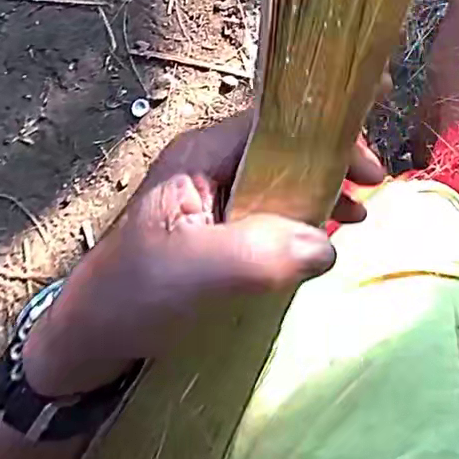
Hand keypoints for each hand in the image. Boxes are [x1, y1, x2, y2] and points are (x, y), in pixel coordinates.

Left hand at [19, 111, 383, 395]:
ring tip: (354, 216)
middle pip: (278, 146)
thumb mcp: (194, 273)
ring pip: (275, 176)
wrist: (91, 334)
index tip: (365, 170)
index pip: (272, 125)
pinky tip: (319, 238)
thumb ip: (257, 254)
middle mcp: (206, 163)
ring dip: (316, 190)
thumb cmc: (134, 295)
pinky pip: (265, 206)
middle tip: (367, 195)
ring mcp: (209, 192)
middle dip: (326, 163)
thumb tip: (326, 243)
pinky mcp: (212, 223)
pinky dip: (297, 216)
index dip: (322, 137)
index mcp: (200, 155)